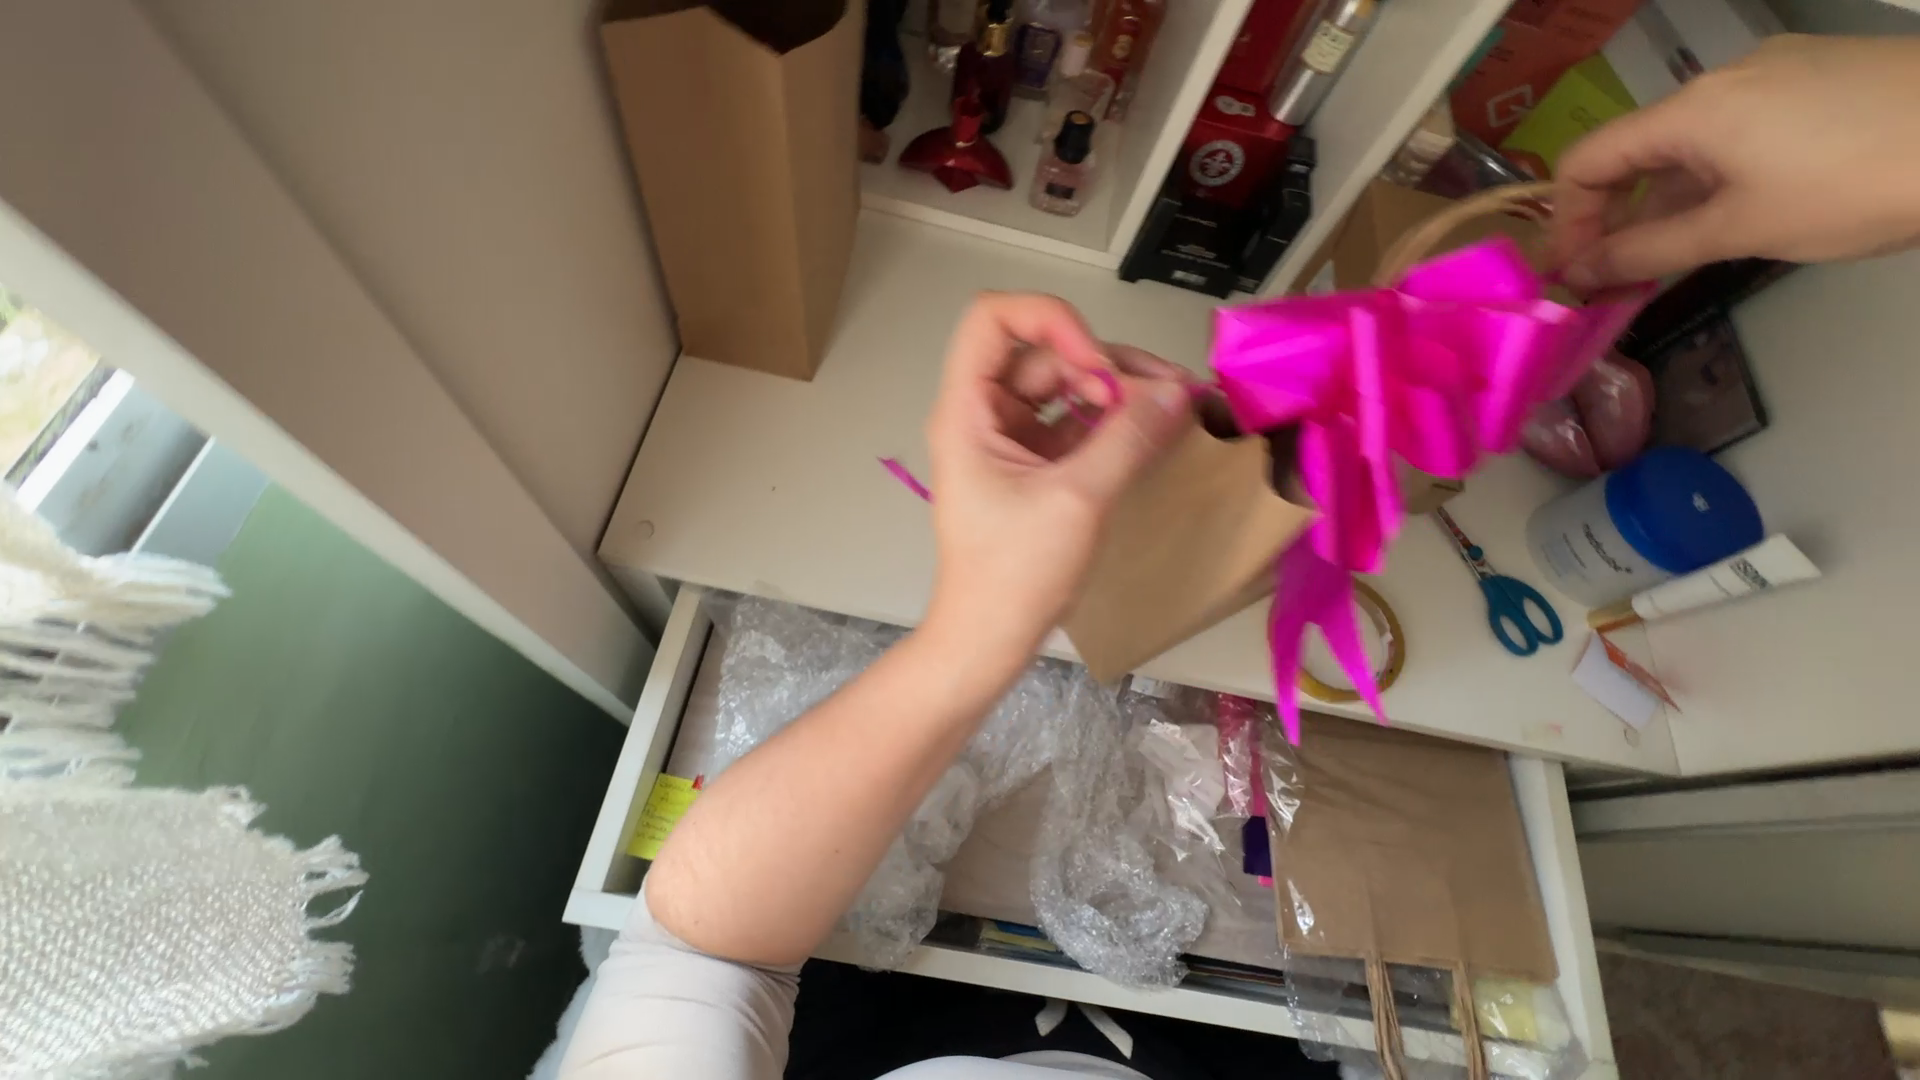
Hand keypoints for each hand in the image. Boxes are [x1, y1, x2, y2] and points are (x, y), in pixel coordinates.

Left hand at [922, 293, 1191, 665]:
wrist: (989, 637)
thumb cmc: (1016, 573)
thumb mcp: (1077, 500)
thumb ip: (1128, 437)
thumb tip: (1177, 391)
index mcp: (968, 411)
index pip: (993, 319)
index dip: (1051, 322)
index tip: (1099, 366)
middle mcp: (982, 415)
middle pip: (1043, 354)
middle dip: (1105, 364)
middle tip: (1167, 394)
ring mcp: (1007, 441)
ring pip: (1063, 387)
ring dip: (1115, 392)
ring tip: (1171, 410)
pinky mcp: (1031, 466)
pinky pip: (1071, 425)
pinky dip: (1109, 424)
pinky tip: (1151, 433)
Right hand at [1552, 34, 1919, 289]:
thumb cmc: (1858, 184)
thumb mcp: (1735, 230)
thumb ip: (1641, 253)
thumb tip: (1575, 275)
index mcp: (1692, 110)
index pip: (1586, 162)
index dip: (1567, 222)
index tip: (1572, 272)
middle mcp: (1725, 82)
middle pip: (1633, 154)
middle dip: (1612, 218)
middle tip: (1612, 274)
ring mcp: (1778, 76)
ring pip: (1684, 149)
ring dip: (1661, 207)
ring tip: (1667, 259)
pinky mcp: (1821, 82)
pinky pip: (1734, 137)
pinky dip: (1709, 183)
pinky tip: (1726, 219)